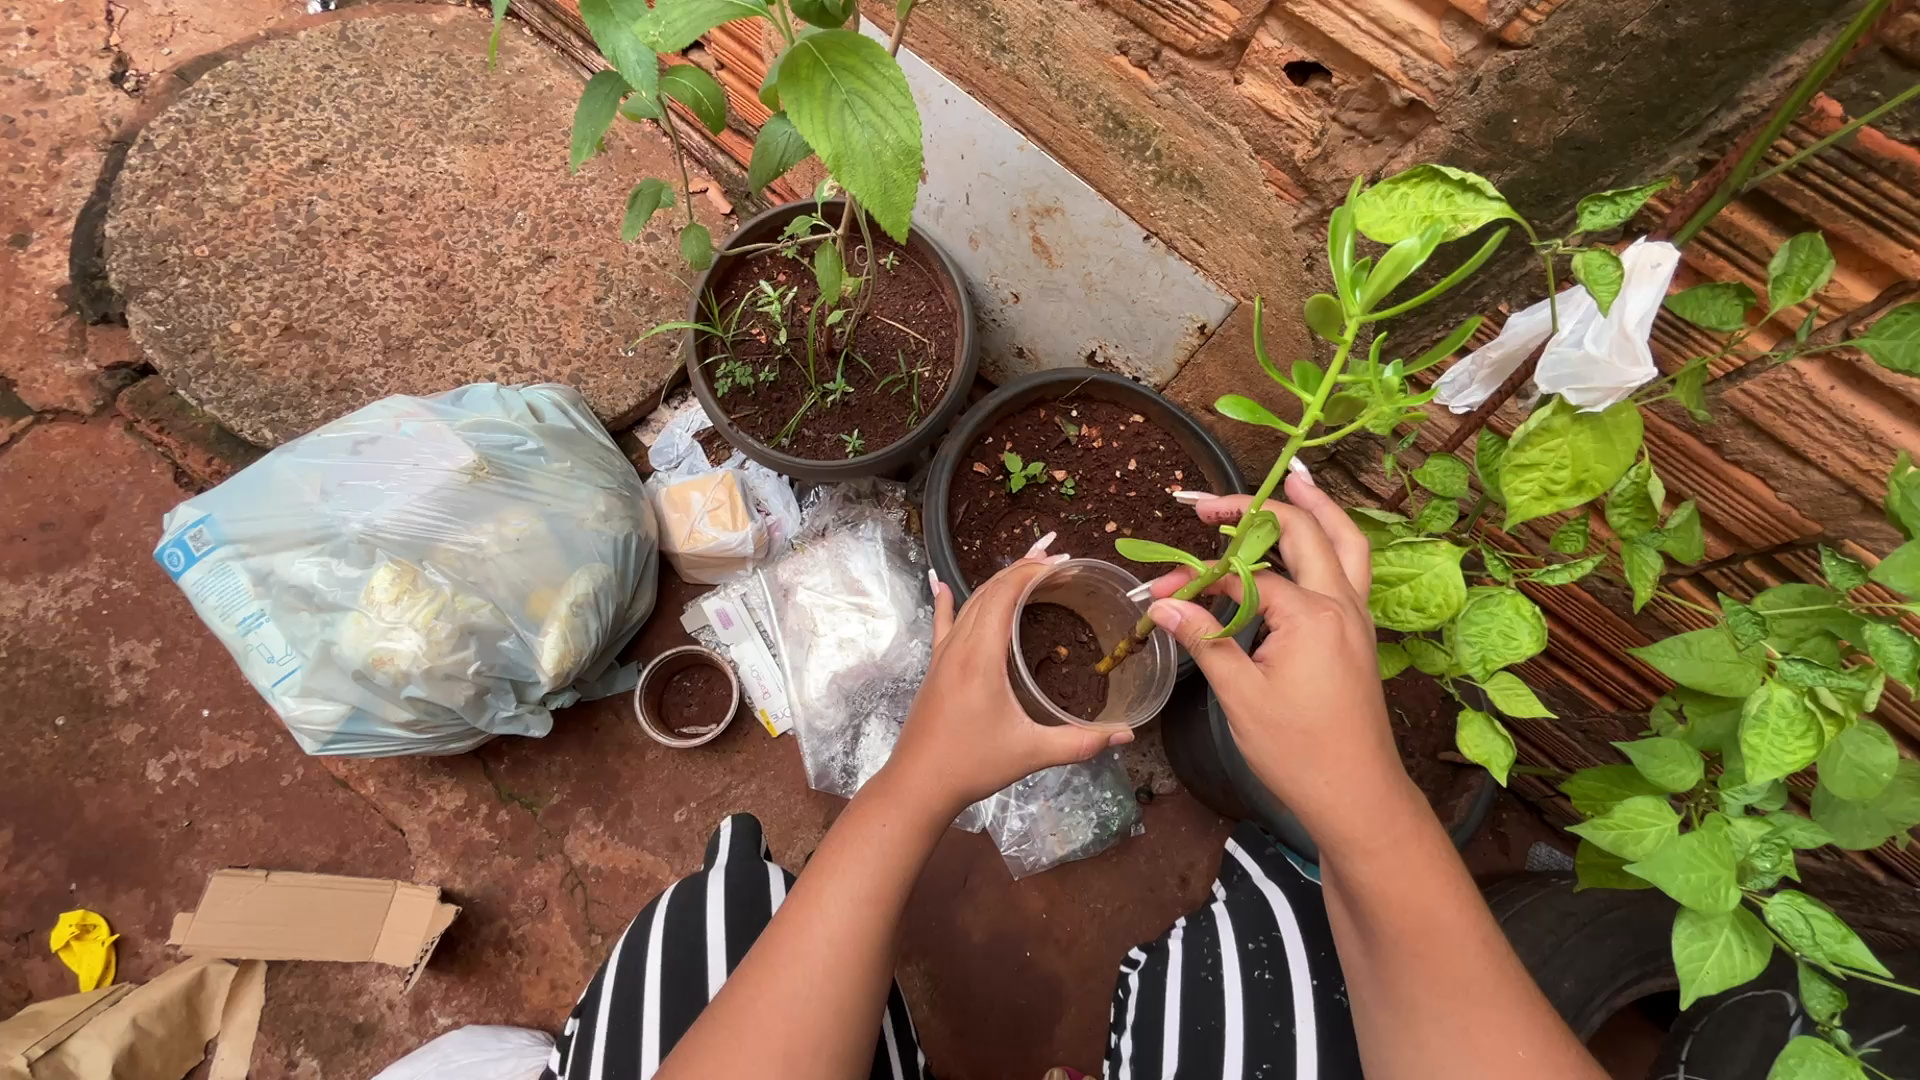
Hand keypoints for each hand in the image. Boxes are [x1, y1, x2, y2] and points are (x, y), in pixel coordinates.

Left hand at [883, 537, 1132, 817]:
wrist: (918, 784)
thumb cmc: (972, 764)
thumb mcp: (1030, 753)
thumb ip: (1079, 742)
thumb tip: (1125, 735)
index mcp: (981, 656)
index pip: (1004, 595)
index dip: (1032, 571)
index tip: (1061, 561)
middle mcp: (959, 645)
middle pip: (988, 591)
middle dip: (1020, 568)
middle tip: (1054, 557)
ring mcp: (943, 655)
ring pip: (968, 603)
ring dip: (995, 582)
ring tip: (1024, 567)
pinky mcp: (935, 667)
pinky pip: (942, 624)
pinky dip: (946, 601)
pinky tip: (940, 585)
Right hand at [1147, 471, 1414, 842]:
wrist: (1358, 797)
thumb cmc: (1297, 750)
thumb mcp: (1240, 694)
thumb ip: (1204, 639)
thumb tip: (1162, 603)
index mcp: (1311, 616)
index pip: (1244, 577)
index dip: (1198, 579)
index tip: (1160, 591)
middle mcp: (1341, 606)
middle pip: (1307, 534)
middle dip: (1261, 509)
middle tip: (1216, 502)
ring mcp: (1357, 620)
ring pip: (1346, 546)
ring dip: (1319, 511)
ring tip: (1298, 481)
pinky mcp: (1358, 637)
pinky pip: (1348, 573)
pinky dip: (1330, 545)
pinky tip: (1311, 545)